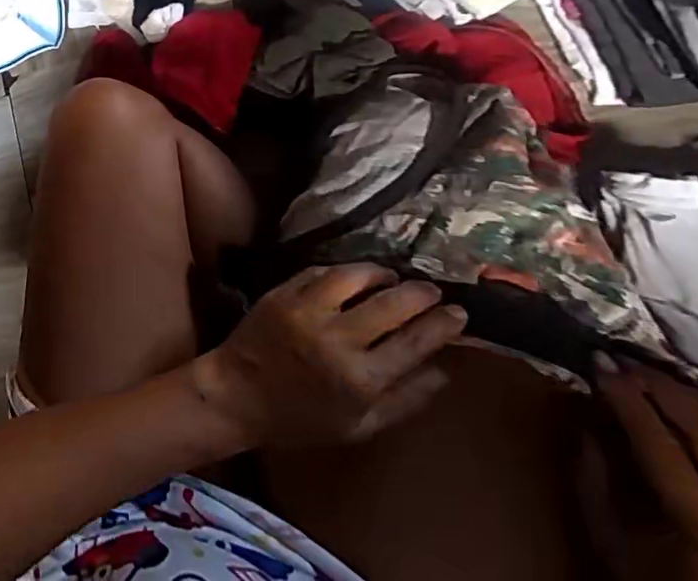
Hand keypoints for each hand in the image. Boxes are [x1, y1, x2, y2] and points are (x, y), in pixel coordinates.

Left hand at [192, 262, 466, 447]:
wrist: (238, 395)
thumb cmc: (301, 419)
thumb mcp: (359, 426)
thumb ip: (404, 399)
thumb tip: (445, 371)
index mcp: (361, 380)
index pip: (415, 343)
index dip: (443, 325)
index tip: (459, 313)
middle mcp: (337, 340)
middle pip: (392, 304)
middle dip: (421, 294)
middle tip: (433, 290)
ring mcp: (307, 310)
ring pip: (356, 277)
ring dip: (382, 273)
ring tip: (394, 277)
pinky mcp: (284, 292)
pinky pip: (322, 271)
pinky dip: (345, 271)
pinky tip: (356, 275)